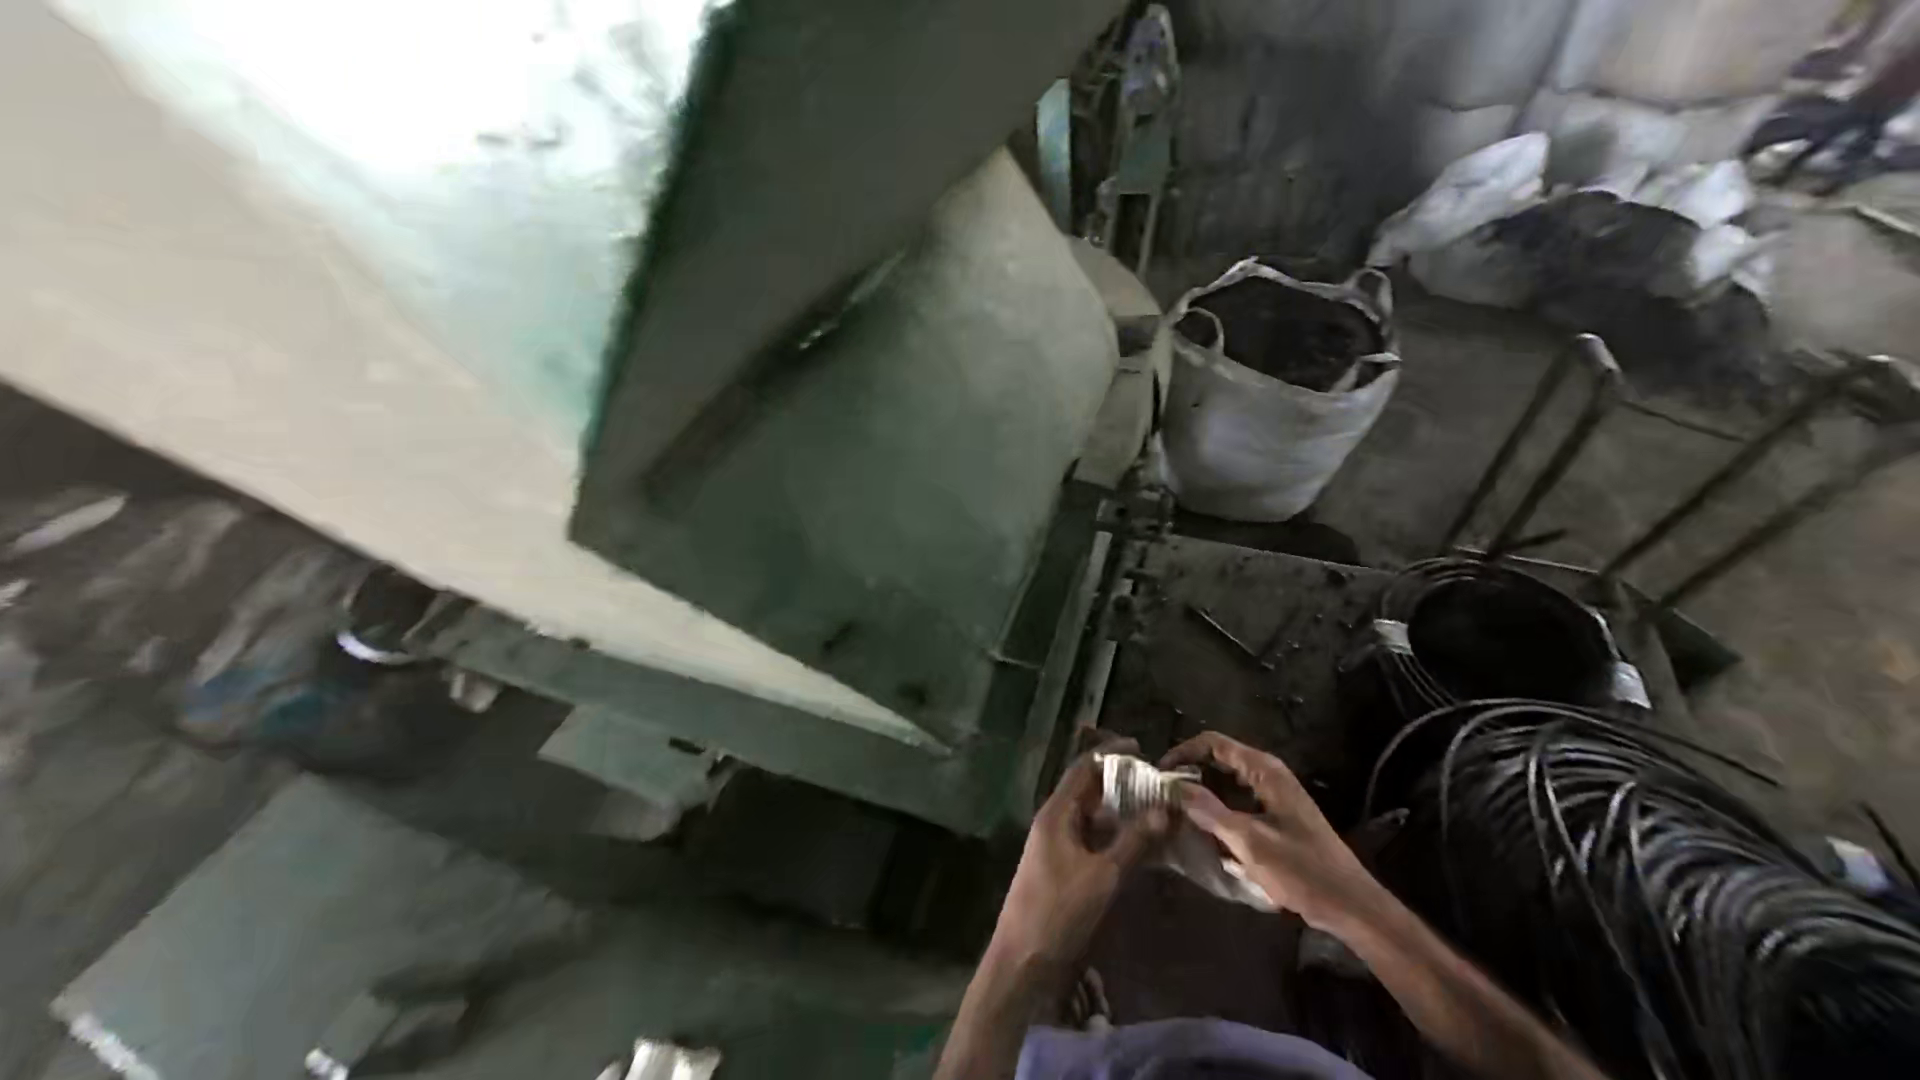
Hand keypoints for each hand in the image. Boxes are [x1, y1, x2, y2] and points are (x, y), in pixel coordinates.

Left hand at [992, 753, 1164, 966]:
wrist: (1023, 960)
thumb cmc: (1059, 910)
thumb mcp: (1103, 876)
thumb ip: (1133, 841)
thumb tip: (1164, 809)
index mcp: (1057, 813)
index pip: (1083, 768)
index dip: (1110, 755)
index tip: (1142, 749)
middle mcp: (1055, 821)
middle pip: (1089, 791)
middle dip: (1122, 784)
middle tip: (1159, 783)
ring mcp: (1058, 845)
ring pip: (1093, 817)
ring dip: (1122, 812)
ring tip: (1159, 809)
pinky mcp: (1065, 868)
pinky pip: (1093, 840)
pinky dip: (1116, 837)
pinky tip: (1143, 844)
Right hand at [1162, 732, 1377, 930]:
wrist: (1350, 906)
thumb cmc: (1302, 870)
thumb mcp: (1250, 842)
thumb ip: (1210, 812)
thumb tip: (1175, 789)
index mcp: (1264, 771)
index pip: (1213, 743)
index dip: (1183, 752)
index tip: (1160, 775)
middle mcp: (1267, 775)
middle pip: (1218, 759)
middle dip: (1189, 773)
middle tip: (1163, 795)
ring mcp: (1272, 795)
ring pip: (1225, 782)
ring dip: (1201, 793)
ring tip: (1175, 811)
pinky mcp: (1274, 816)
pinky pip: (1236, 802)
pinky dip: (1216, 809)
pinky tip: (1202, 830)